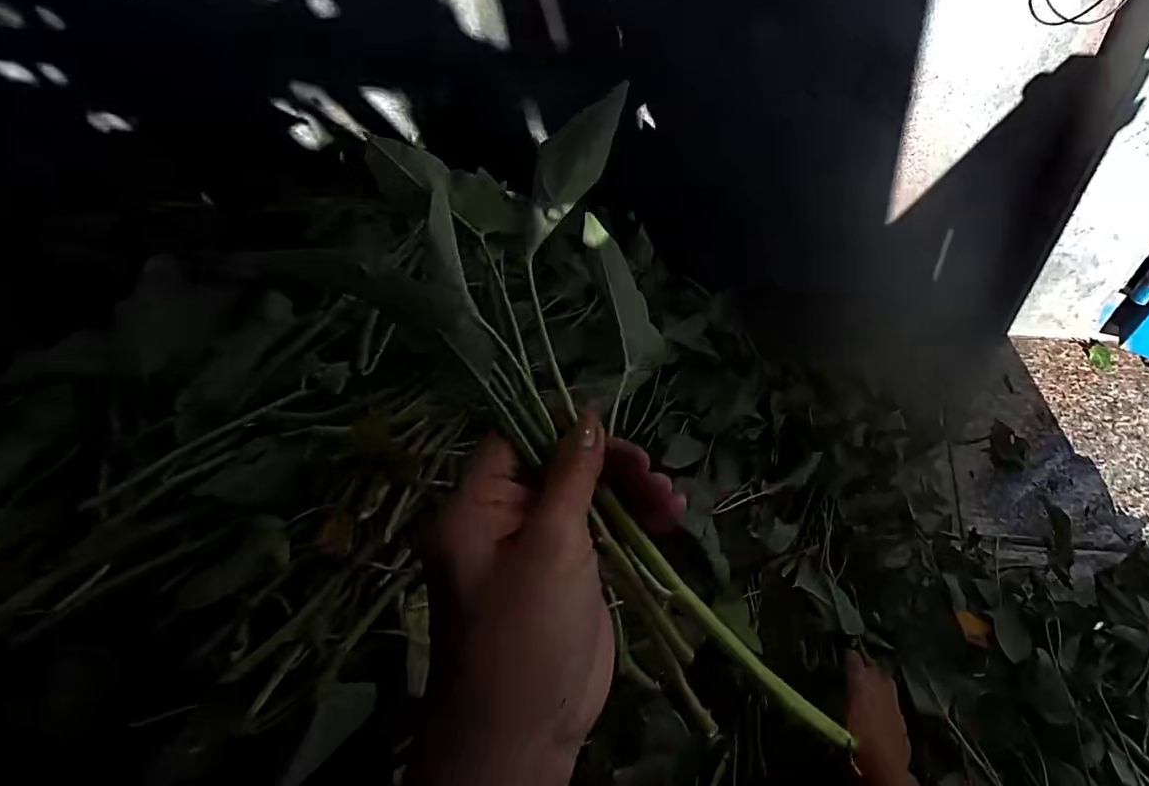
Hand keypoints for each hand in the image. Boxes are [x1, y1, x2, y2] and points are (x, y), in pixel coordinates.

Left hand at [420, 410, 683, 785]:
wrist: (528, 734)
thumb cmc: (528, 631)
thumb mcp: (552, 542)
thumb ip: (572, 473)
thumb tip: (585, 414)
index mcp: (477, 507)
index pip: (516, 439)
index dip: (561, 426)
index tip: (609, 427)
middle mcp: (505, 518)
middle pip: (562, 463)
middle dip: (611, 463)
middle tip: (651, 471)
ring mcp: (541, 544)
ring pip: (591, 493)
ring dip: (633, 489)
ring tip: (669, 501)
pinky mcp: (572, 566)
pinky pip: (605, 524)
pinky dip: (637, 517)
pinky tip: (670, 517)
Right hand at [847, 652, 917, 785]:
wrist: (886, 778)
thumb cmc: (857, 757)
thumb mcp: (839, 734)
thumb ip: (838, 712)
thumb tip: (823, 706)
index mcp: (860, 692)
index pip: (855, 664)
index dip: (850, 656)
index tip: (845, 650)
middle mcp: (879, 693)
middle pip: (874, 669)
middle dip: (867, 665)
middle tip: (857, 666)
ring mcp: (894, 705)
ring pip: (887, 681)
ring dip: (879, 679)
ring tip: (871, 681)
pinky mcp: (903, 721)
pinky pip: (894, 700)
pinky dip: (887, 698)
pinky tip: (883, 704)